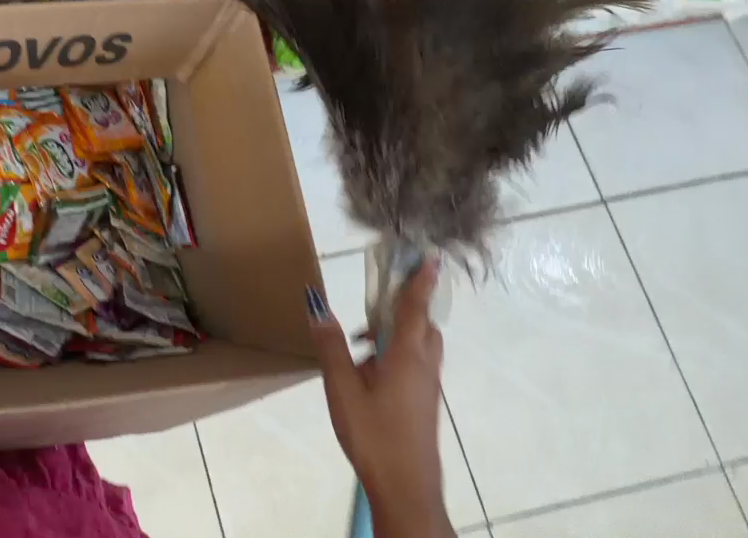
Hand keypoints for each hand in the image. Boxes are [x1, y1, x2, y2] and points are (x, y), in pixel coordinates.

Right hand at [309, 260, 451, 537]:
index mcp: (406, 357)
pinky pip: (413, 362)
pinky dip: (395, 350)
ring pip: (419, 345)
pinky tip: (365, 367)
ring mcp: (426, 387)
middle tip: (379, 294)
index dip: (420, 281)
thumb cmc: (373, 434)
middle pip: (423, 325)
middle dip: (406, 304)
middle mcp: (423, 367)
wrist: (405, 489)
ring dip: (397, 329)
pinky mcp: (421, 402)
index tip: (430, 257)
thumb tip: (317, 305)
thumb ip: (330, 345)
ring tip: (360, 335)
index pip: (415, 309)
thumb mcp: (341, 387)